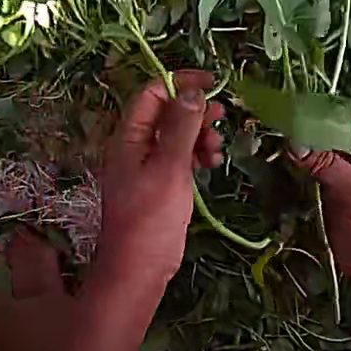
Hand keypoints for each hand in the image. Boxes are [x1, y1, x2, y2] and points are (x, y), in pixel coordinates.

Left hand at [96, 69, 224, 284]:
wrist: (140, 267)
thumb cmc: (152, 217)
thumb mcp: (169, 167)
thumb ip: (181, 127)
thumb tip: (192, 91)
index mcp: (129, 137)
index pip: (152, 93)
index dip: (180, 83)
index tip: (212, 83)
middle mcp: (135, 147)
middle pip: (166, 113)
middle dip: (195, 111)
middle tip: (221, 118)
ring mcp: (147, 166)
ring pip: (176, 136)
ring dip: (200, 135)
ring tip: (216, 151)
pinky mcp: (160, 184)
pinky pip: (179, 158)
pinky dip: (196, 155)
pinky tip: (212, 164)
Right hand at [296, 105, 350, 287]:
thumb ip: (327, 165)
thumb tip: (292, 141)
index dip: (342, 112)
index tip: (310, 109)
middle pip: (345, 135)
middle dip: (319, 128)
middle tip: (288, 120)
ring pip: (330, 154)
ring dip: (309, 147)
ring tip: (281, 136)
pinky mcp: (337, 196)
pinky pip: (320, 173)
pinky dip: (305, 166)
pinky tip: (286, 159)